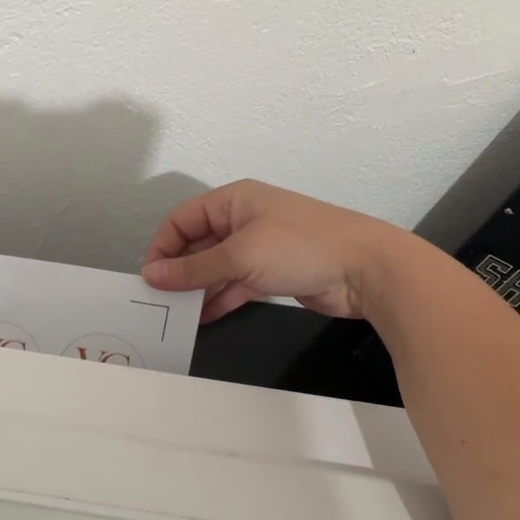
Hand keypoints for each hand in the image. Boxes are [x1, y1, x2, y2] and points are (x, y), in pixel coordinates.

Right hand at [140, 180, 415, 321]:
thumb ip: (193, 269)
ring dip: (196, 288)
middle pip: (196, 244)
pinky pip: (233, 285)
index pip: (181, 220)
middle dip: (178, 270)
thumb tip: (152, 275)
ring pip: (214, 267)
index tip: (151, 276)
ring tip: (176, 313)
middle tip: (160, 298)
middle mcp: (242, 221)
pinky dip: (218, 299)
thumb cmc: (302, 247)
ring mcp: (258, 247)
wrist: (368, 270)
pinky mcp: (271, 273)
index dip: (162, 246)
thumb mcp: (240, 256)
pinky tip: (202, 318)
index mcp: (233, 201)